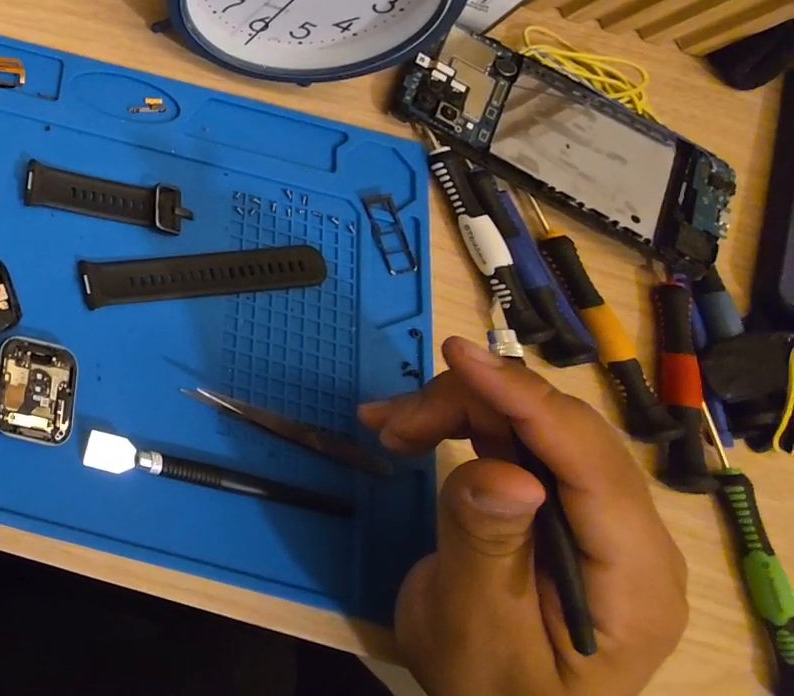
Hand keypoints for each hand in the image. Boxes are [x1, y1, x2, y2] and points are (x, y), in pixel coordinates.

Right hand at [360, 336, 685, 695]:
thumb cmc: (486, 683)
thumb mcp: (476, 620)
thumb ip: (488, 545)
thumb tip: (504, 471)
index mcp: (632, 575)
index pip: (589, 463)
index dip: (526, 399)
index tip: (458, 355)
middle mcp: (626, 536)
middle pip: (558, 432)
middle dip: (471, 405)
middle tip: (388, 423)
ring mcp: (591, 520)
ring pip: (530, 427)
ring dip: (454, 413)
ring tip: (385, 429)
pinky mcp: (554, 510)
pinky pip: (513, 444)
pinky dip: (456, 426)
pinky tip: (406, 432)